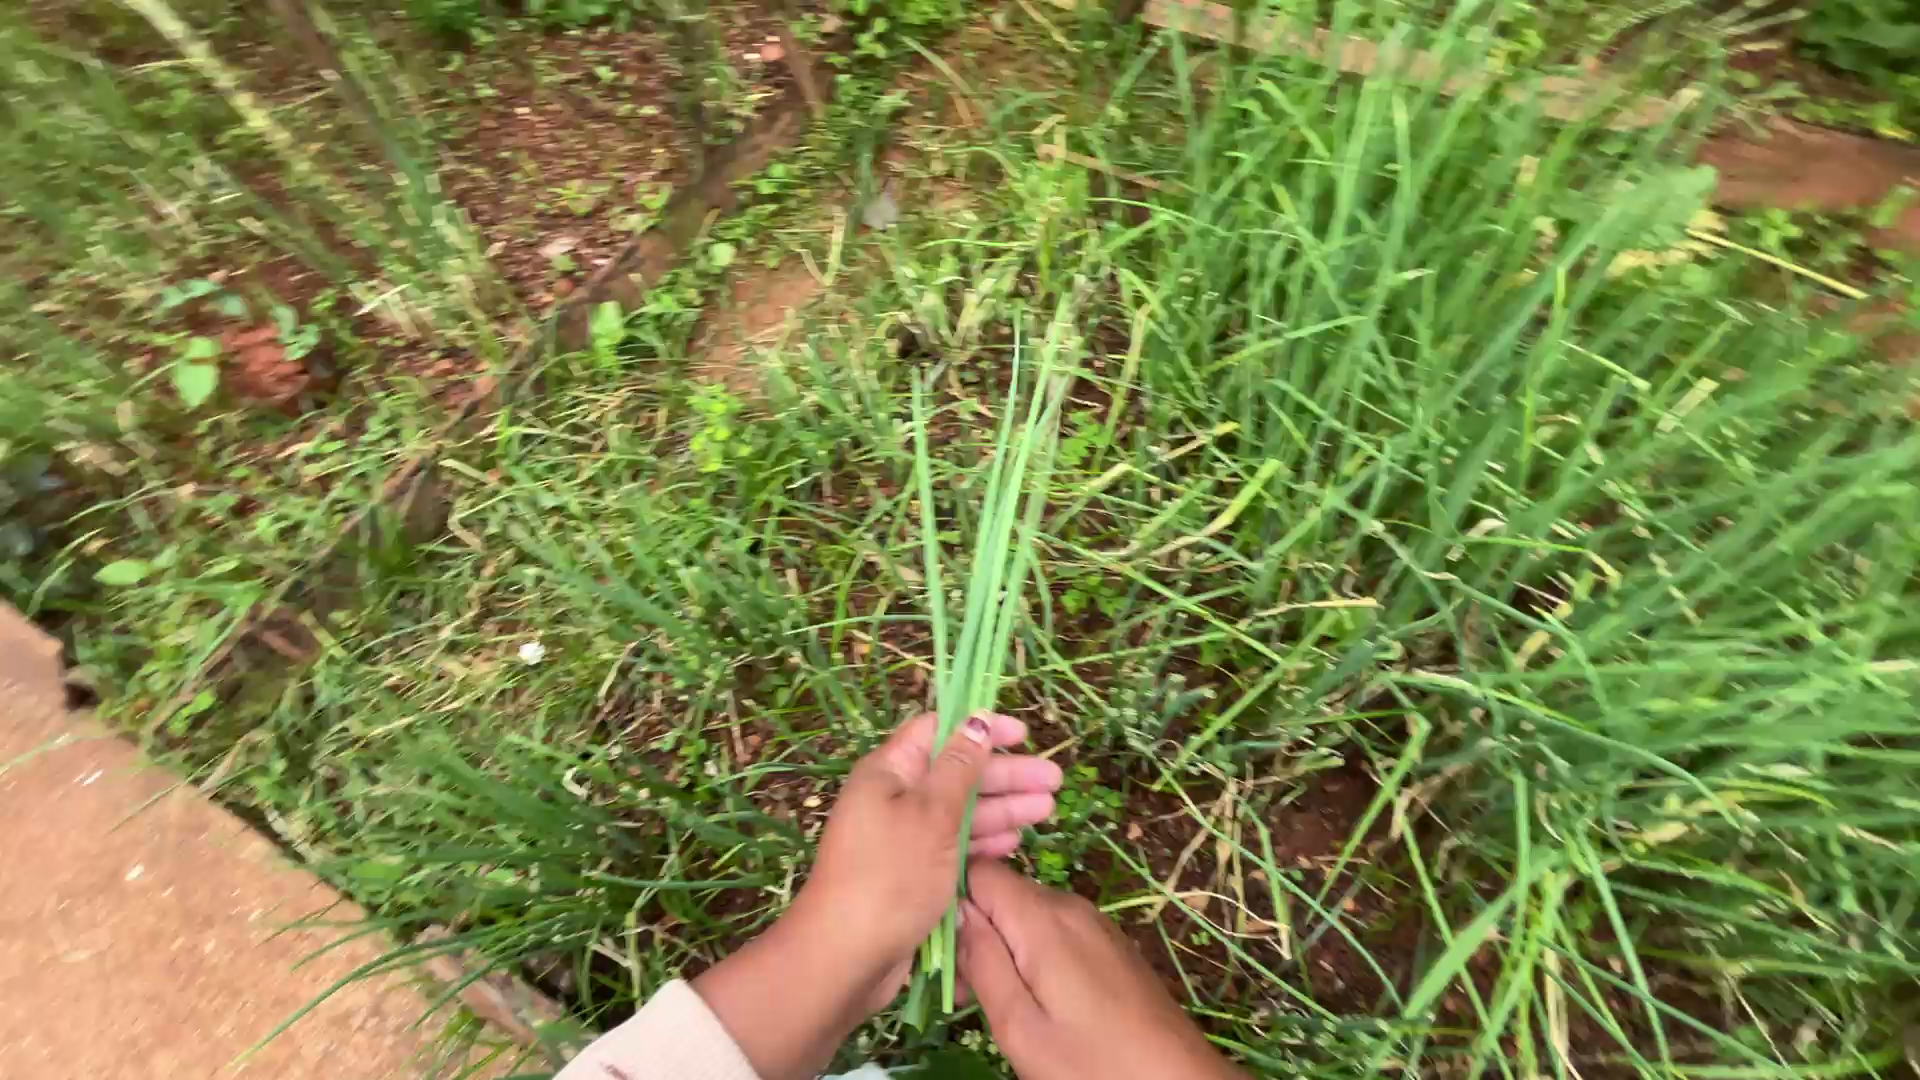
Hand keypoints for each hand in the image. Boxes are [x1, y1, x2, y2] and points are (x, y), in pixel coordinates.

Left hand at [693, 712, 1061, 1079]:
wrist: (845, 958)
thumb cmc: (890, 874)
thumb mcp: (932, 813)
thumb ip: (959, 766)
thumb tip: (977, 719)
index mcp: (890, 770)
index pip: (939, 730)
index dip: (980, 727)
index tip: (1023, 734)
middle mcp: (896, 796)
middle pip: (957, 772)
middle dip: (1005, 774)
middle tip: (1053, 778)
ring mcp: (905, 836)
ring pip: (961, 810)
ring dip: (1003, 808)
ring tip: (1047, 808)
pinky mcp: (913, 871)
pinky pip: (954, 845)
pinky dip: (983, 841)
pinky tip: (1014, 842)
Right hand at [958, 859, 1247, 1079]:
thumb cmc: (1094, 1066)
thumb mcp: (1022, 1028)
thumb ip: (983, 962)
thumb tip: (953, 909)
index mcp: (1042, 917)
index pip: (979, 868)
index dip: (951, 894)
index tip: (937, 938)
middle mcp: (1068, 903)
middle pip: (1002, 891)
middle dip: (977, 927)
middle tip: (966, 988)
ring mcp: (1092, 920)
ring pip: (1027, 912)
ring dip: (1005, 944)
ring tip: (1003, 1000)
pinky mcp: (1108, 941)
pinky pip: (1054, 929)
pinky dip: (1034, 953)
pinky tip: (1040, 999)